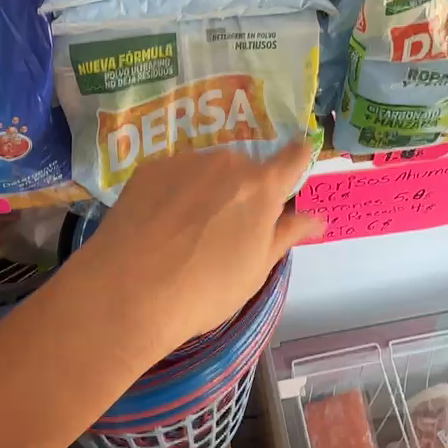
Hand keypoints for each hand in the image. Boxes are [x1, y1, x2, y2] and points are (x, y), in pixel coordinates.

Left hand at [72, 141, 323, 350]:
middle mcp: (227, 162)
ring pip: (207, 170)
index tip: (294, 166)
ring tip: (185, 232)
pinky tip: (158, 226)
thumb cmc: (205, 289)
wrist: (130, 290)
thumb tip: (317, 217)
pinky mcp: (151, 167)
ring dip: (206, 189)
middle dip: (242, 191)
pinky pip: (174, 174)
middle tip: (226, 230)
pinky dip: (173, 193)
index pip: (293, 156)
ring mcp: (186, 160)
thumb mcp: (256, 269)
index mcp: (261, 187)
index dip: (297, 159)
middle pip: (245, 168)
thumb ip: (286, 235)